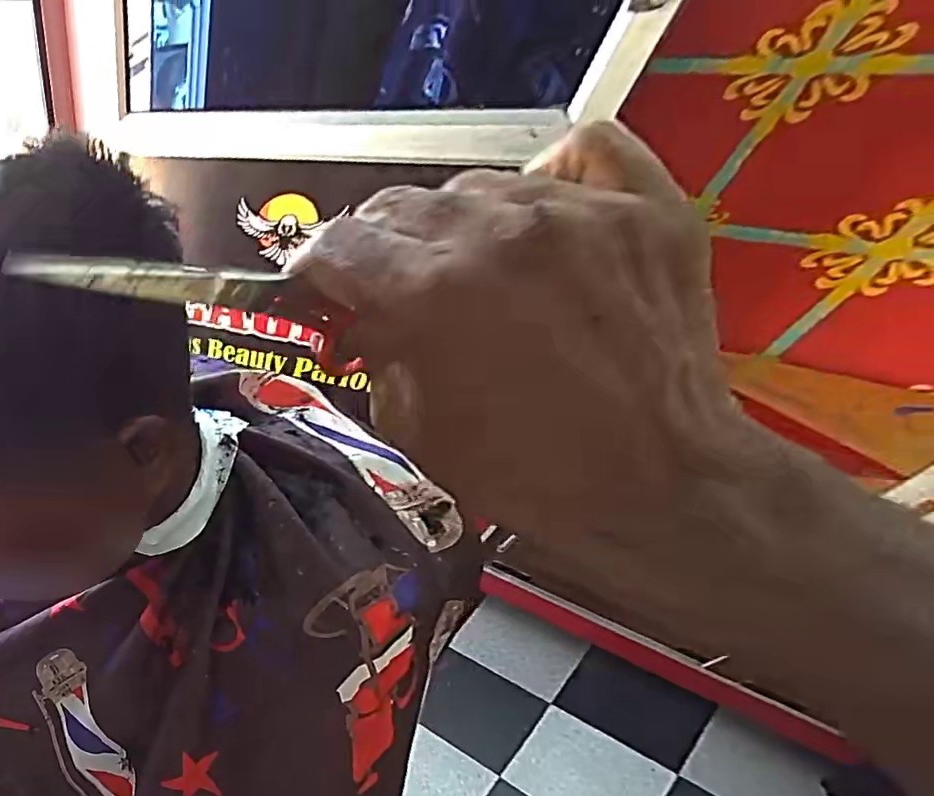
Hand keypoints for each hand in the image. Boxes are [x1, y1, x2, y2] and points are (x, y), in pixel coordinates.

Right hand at [297, 121, 775, 586]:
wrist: (648, 479)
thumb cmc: (511, 467)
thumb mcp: (404, 419)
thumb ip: (372, 351)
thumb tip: (355, 320)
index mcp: (429, 294)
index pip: (336, 243)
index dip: (310, 269)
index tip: (311, 290)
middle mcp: (498, 234)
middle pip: (393, 206)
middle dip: (366, 248)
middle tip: (371, 289)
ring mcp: (580, 211)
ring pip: (469, 184)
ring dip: (440, 224)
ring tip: (451, 268)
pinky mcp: (647, 207)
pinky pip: (575, 153)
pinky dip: (536, 179)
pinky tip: (526, 217)